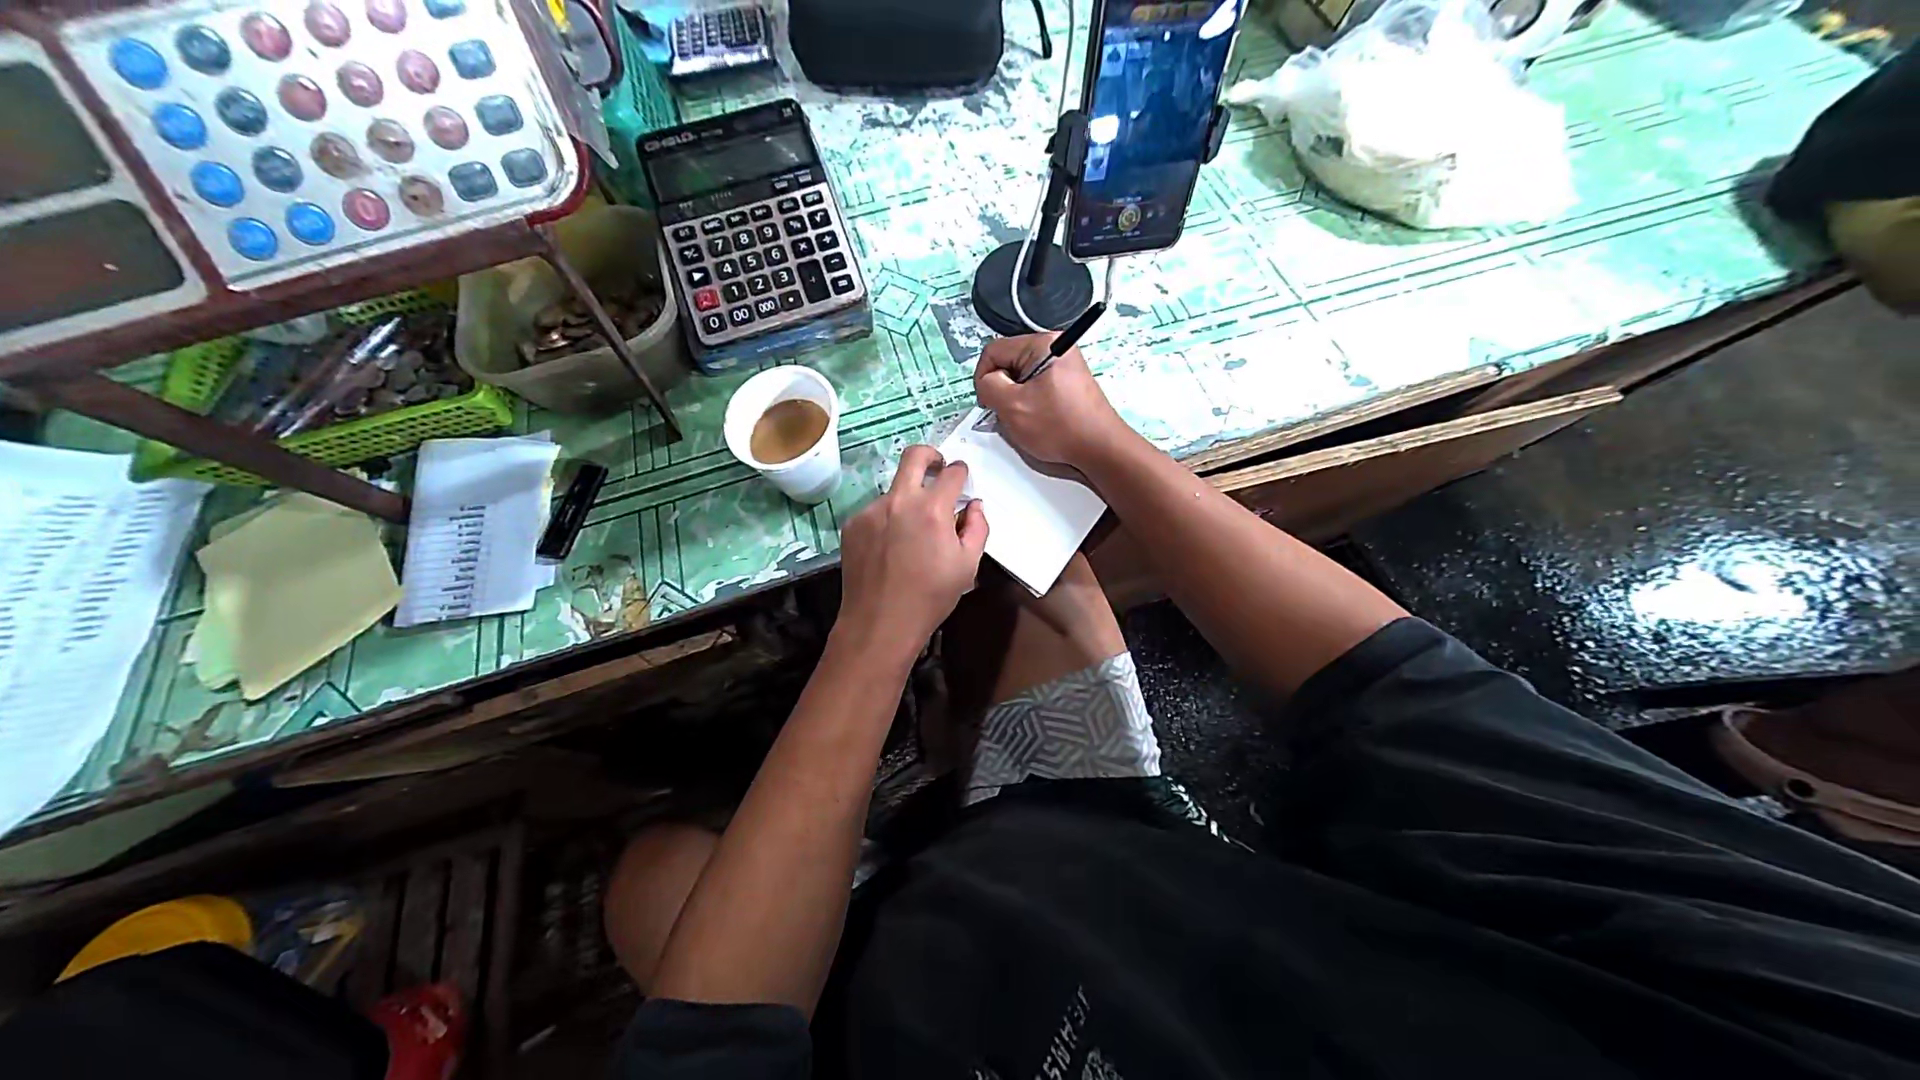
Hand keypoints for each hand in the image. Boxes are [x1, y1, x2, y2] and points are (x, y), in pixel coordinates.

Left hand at [835, 446, 988, 654]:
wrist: (880, 622)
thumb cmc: (930, 597)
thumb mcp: (967, 565)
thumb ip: (977, 528)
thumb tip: (974, 506)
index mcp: (931, 509)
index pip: (952, 472)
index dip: (961, 472)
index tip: (961, 478)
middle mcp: (898, 501)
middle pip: (914, 456)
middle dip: (930, 455)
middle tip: (938, 467)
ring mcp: (871, 511)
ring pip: (894, 490)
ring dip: (907, 499)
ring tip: (912, 534)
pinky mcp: (852, 525)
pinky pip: (876, 511)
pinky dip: (888, 520)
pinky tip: (891, 547)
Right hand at [974, 333, 1134, 469]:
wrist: (1100, 449)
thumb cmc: (1064, 428)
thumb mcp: (1012, 406)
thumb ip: (989, 386)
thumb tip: (986, 382)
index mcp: (1043, 344)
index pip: (994, 351)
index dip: (985, 378)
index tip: (989, 401)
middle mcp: (1056, 349)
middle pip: (1008, 364)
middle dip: (1003, 391)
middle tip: (1012, 413)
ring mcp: (1063, 367)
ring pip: (1020, 380)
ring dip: (1016, 401)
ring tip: (1029, 420)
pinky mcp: (1067, 384)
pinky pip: (1036, 390)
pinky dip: (1030, 406)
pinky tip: (1039, 421)